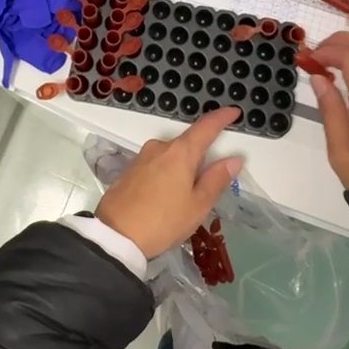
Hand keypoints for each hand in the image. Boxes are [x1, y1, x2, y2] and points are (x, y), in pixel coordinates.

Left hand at [96, 108, 244, 257]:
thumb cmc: (163, 220)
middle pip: (188, 144)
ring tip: (185, 198)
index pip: (206, 126)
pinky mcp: (130, 169)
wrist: (115, 235)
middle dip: (201, 157)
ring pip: (171, 156)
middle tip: (208, 184)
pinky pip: (156, 165)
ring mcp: (142, 157)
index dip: (222, 117)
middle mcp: (160, 147)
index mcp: (181, 152)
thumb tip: (233, 159)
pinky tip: (165, 197)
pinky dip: (167, 174)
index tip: (233, 112)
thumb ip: (217, 179)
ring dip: (182, 168)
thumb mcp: (198, 205)